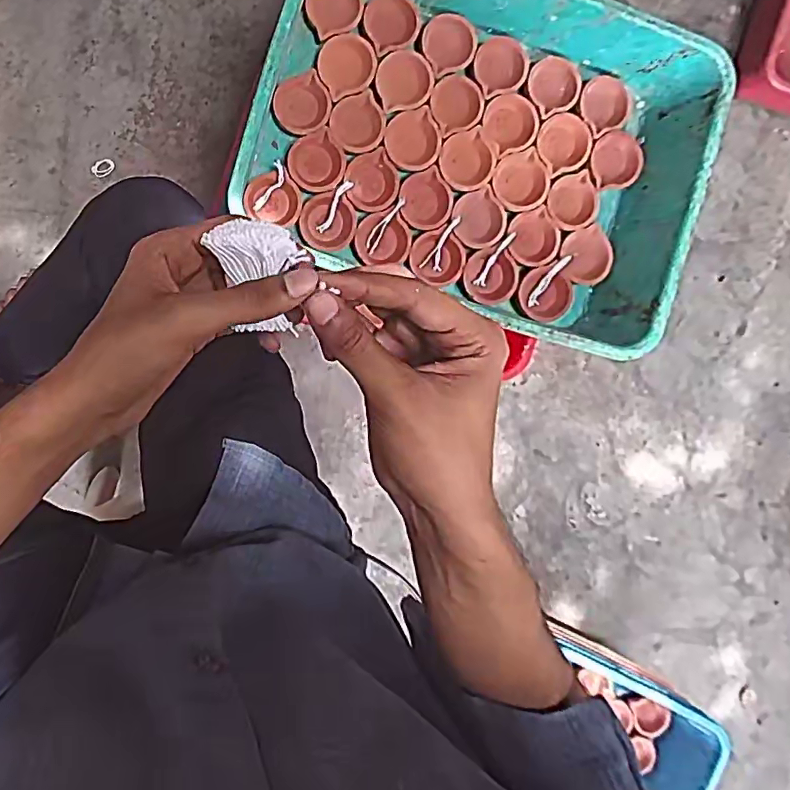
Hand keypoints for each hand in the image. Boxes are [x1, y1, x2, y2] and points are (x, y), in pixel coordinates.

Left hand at [46, 216, 317, 438]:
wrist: (93, 403)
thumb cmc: (117, 354)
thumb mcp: (188, 319)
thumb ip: (246, 299)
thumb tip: (294, 280)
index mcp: (164, 251)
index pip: (226, 231)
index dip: (264, 241)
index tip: (300, 256)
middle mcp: (175, 270)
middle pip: (236, 260)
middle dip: (271, 274)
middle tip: (306, 286)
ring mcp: (184, 302)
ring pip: (237, 291)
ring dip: (266, 301)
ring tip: (298, 312)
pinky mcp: (191, 331)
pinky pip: (232, 318)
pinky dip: (253, 324)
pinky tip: (272, 335)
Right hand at [301, 270, 507, 515]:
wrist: (436, 508)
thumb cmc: (440, 462)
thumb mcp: (395, 394)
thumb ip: (355, 343)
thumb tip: (322, 302)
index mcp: (474, 337)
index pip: (416, 295)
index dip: (368, 285)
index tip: (327, 280)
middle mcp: (454, 337)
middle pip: (398, 300)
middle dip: (356, 297)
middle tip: (316, 291)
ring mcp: (428, 351)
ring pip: (380, 316)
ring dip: (347, 315)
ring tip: (315, 313)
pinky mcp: (404, 365)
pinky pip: (372, 337)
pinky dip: (348, 335)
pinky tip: (329, 336)